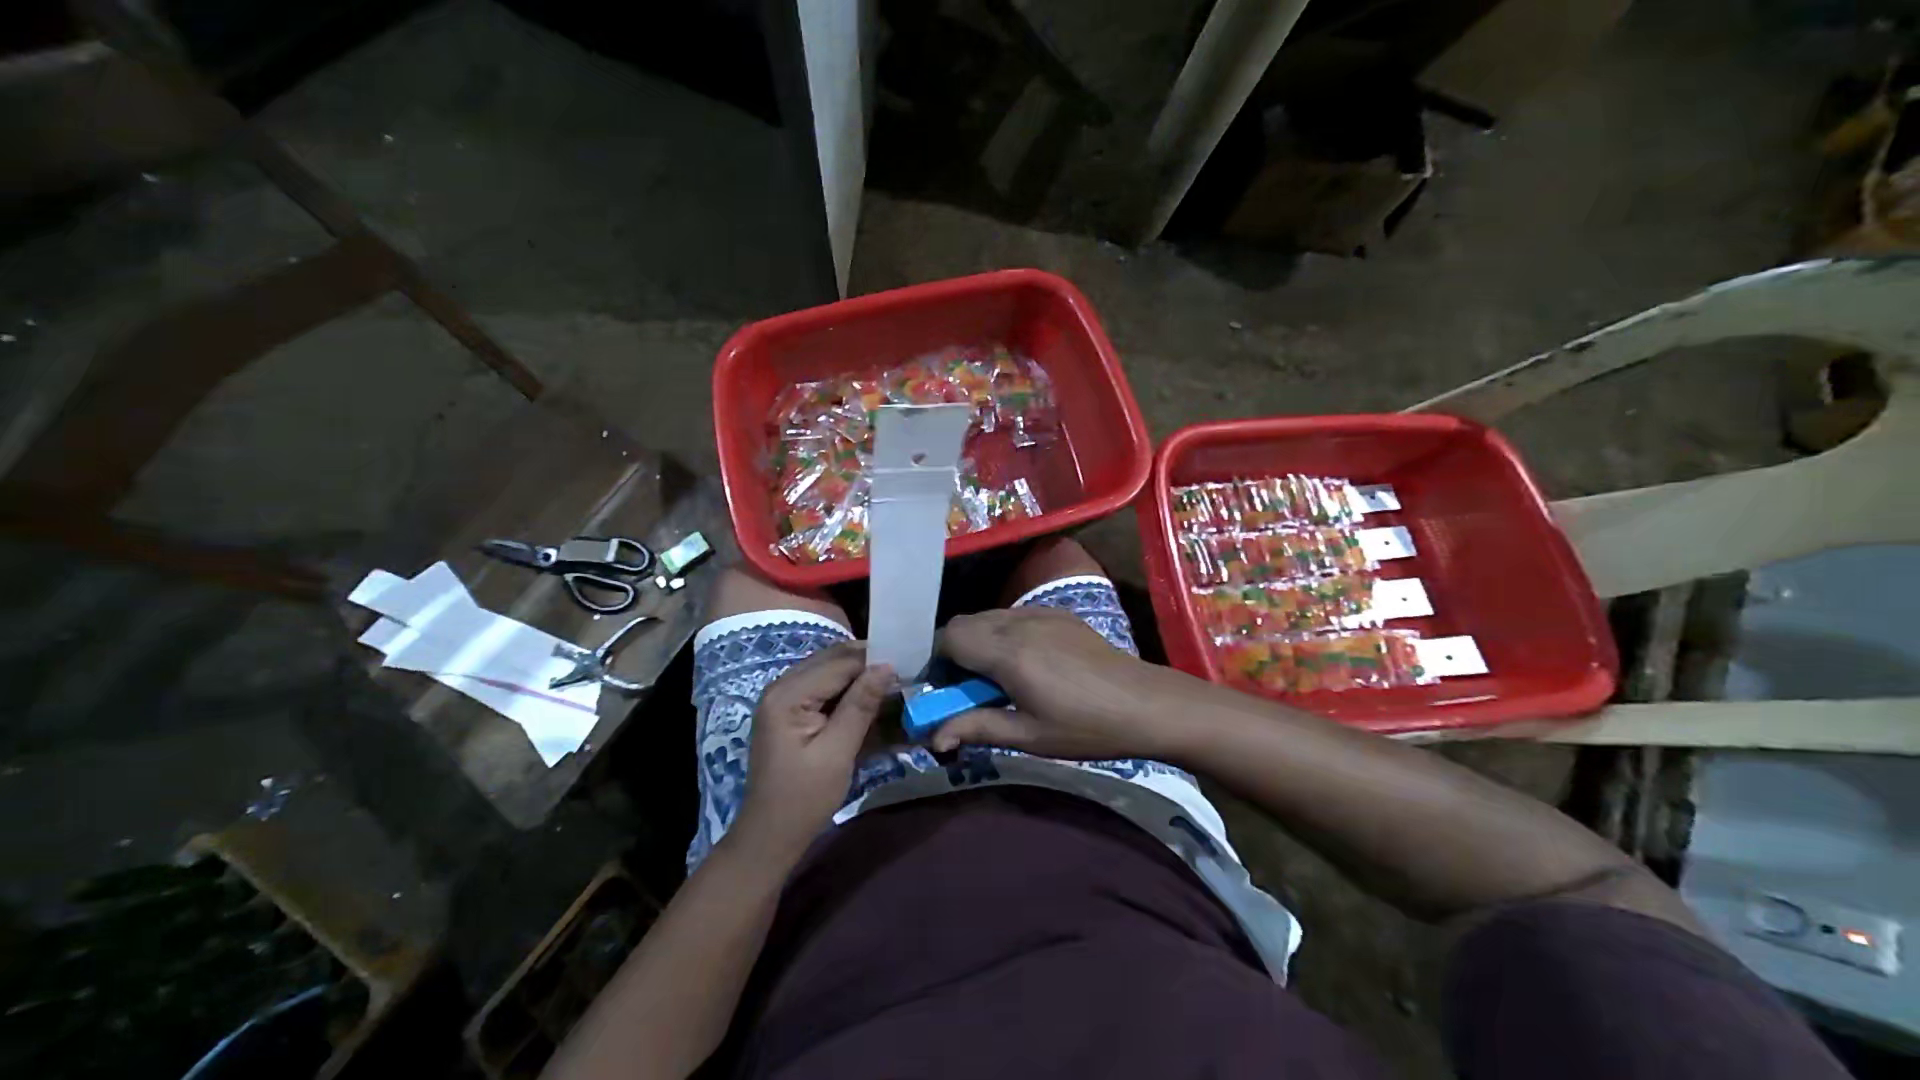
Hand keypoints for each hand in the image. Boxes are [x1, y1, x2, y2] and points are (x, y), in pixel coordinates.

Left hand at [732, 642, 894, 858]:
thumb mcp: (838, 752)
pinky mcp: (791, 711)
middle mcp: (782, 687)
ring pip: (830, 672)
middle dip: (868, 664)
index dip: (874, 661)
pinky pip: (824, 688)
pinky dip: (848, 691)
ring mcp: (784, 698)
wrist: (771, 835)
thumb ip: (860, 706)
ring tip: (893, 685)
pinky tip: (871, 700)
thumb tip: (886, 667)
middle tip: (904, 674)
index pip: (839, 663)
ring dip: (860, 676)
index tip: (909, 666)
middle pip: (833, 661)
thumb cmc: (804, 798)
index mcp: (788, 695)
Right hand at [931, 607, 1185, 760]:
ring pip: (989, 616)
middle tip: (965, 686)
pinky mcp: (1059, 613)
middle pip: (965, 622)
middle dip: (954, 650)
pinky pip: (1014, 614)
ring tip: (995, 676)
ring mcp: (1042, 613)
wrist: (1145, 704)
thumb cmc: (1086, 727)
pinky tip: (1024, 661)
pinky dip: (1003, 632)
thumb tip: (934, 737)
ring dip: (979, 640)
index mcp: (1008, 652)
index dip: (937, 660)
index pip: (949, 637)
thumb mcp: (1029, 735)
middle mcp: (1019, 622)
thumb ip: (977, 727)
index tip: (944, 689)